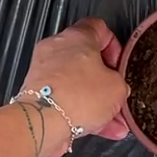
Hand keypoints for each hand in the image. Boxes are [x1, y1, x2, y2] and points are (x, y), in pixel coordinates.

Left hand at [16, 18, 130, 156]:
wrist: (44, 121)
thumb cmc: (76, 96)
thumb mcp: (117, 88)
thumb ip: (119, 83)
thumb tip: (116, 89)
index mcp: (77, 37)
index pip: (99, 29)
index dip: (114, 46)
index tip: (119, 63)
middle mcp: (57, 49)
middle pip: (86, 60)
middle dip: (104, 81)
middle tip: (116, 94)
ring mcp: (44, 70)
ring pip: (76, 83)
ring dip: (95, 101)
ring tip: (112, 120)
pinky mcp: (37, 92)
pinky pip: (65, 99)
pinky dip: (81, 111)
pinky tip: (100, 128)